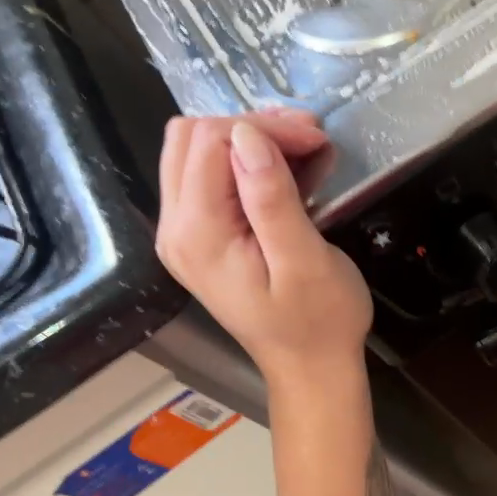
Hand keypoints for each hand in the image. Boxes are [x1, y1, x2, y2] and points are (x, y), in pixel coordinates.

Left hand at [155, 110, 371, 378]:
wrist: (313, 368)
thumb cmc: (319, 319)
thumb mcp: (305, 260)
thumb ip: (271, 197)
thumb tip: (247, 134)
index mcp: (197, 233)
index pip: (211, 142)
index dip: (264, 128)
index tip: (317, 140)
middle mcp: (176, 228)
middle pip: (194, 138)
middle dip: (256, 128)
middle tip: (314, 141)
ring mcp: (186, 232)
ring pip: (199, 151)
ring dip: (254, 140)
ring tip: (309, 152)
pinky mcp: (204, 236)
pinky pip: (212, 176)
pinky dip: (252, 162)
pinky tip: (294, 173)